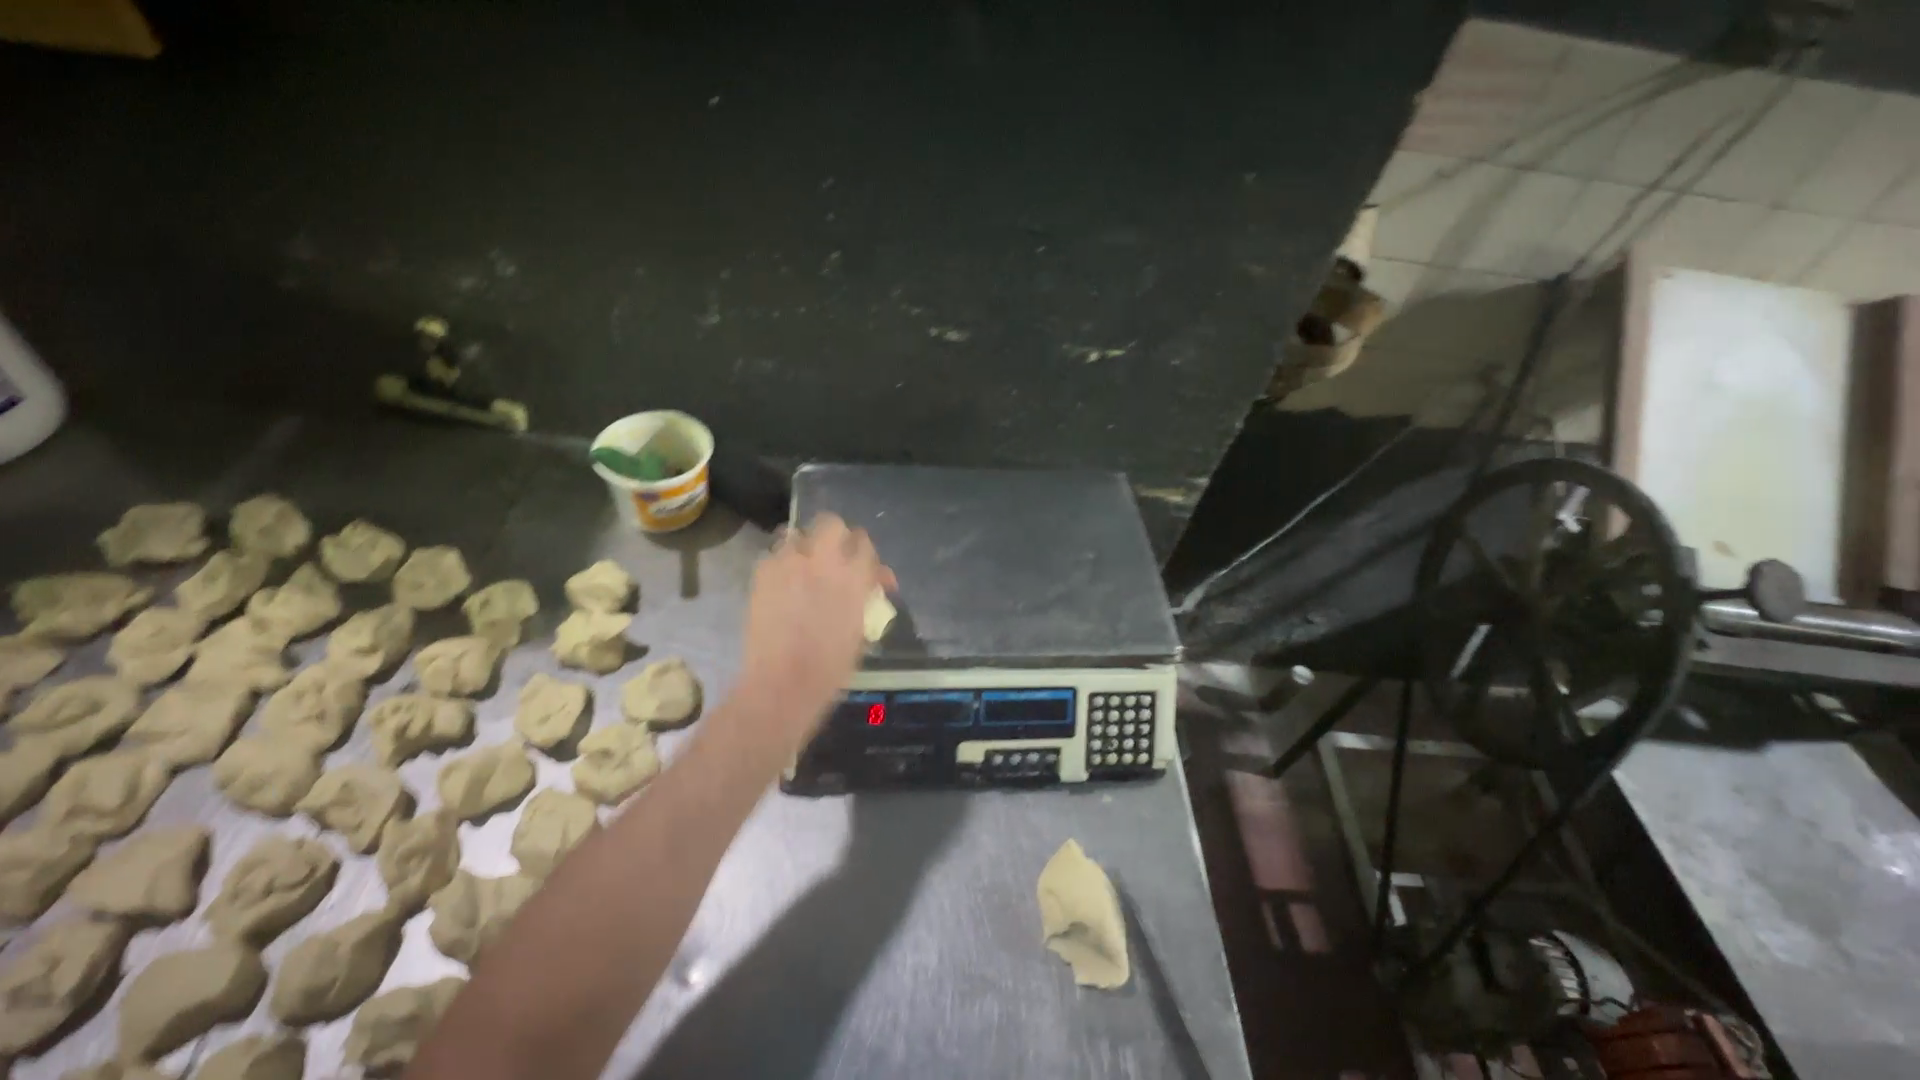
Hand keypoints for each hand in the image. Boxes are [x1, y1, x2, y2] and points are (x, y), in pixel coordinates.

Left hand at [734, 514, 894, 749]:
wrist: (782, 683)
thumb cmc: (830, 669)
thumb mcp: (860, 633)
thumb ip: (865, 600)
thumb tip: (869, 588)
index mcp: (854, 578)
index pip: (864, 543)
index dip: (864, 553)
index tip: (863, 568)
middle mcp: (824, 561)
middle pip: (831, 523)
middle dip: (835, 536)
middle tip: (832, 557)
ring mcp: (789, 563)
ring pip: (797, 534)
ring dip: (803, 547)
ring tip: (801, 568)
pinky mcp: (763, 574)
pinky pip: (773, 556)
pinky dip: (779, 564)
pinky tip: (780, 584)